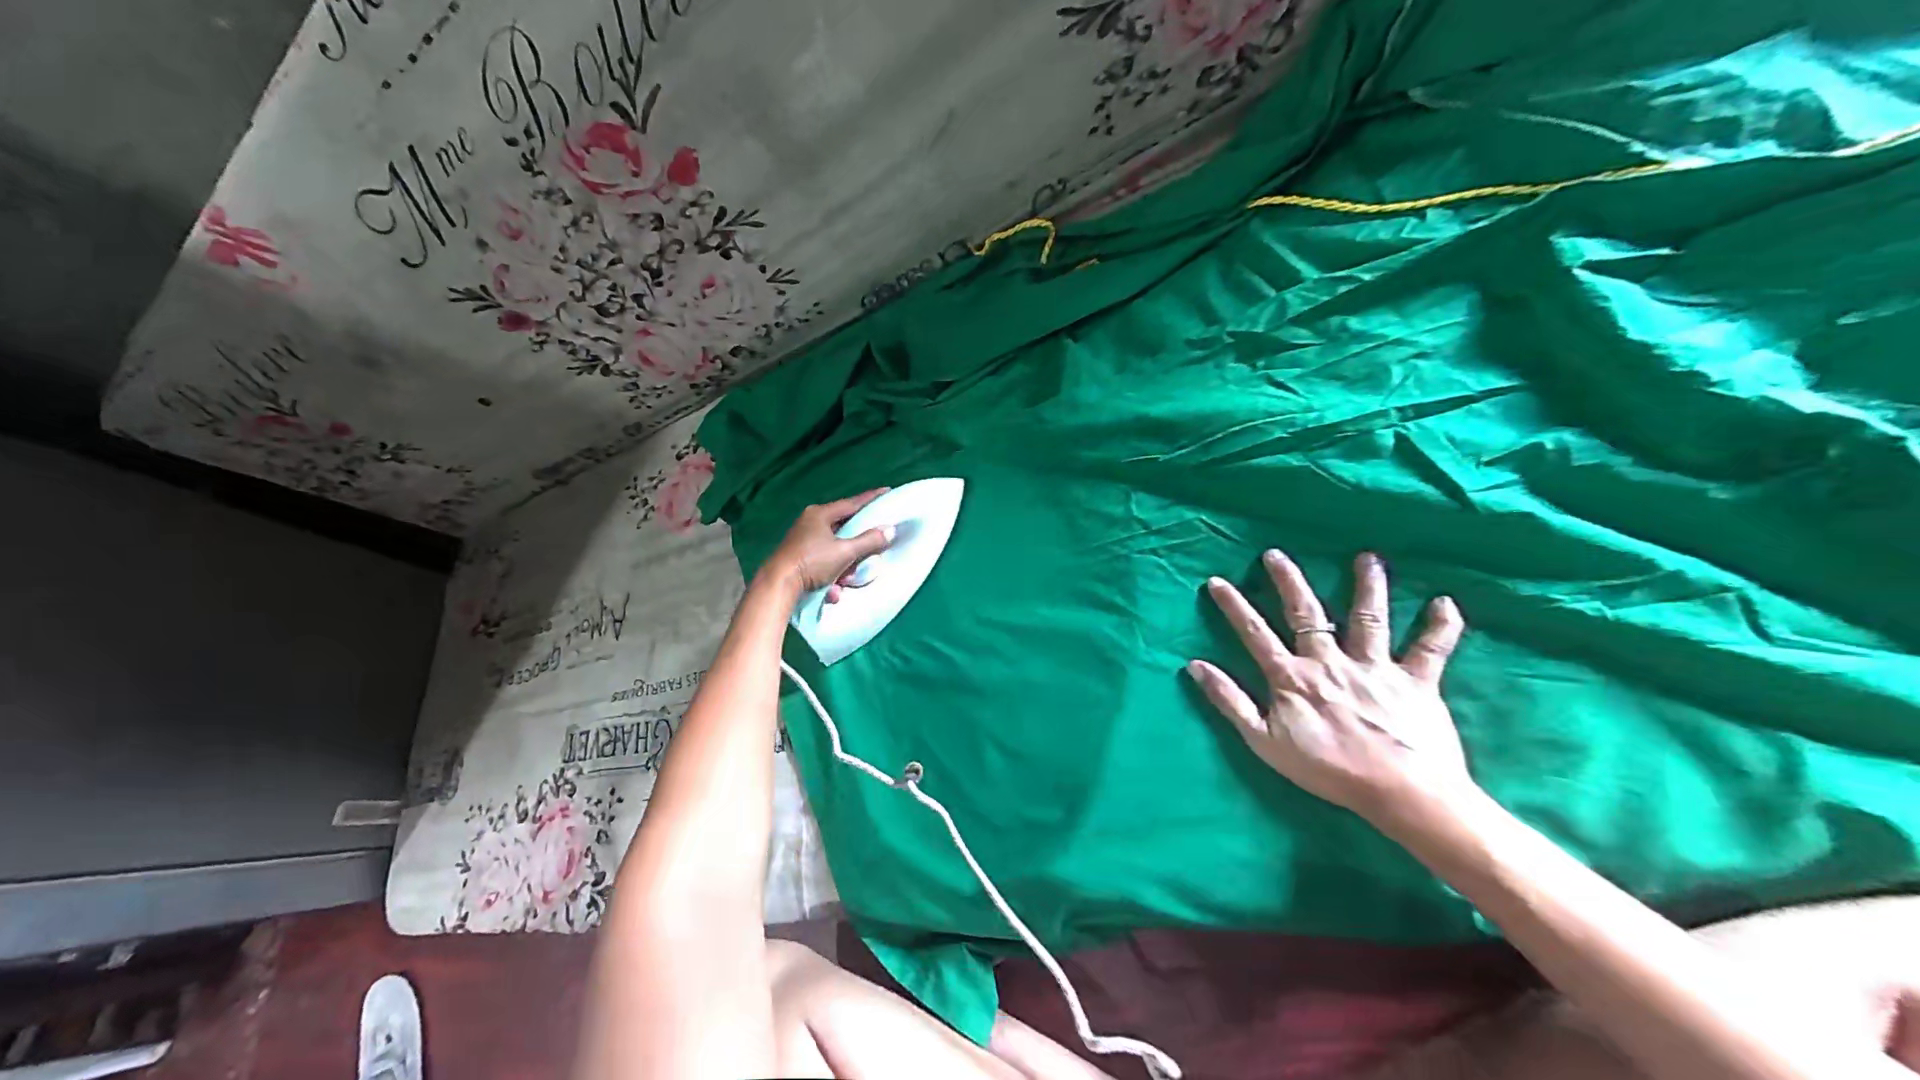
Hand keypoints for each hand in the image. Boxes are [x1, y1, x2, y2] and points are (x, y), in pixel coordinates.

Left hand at [758, 489, 895, 600]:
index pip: (852, 503)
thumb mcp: (845, 552)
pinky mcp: (799, 558)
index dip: (871, 499)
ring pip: (835, 549)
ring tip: (845, 580)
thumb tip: (889, 530)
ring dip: (844, 567)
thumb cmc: (812, 562)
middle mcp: (810, 523)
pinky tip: (831, 590)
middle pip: (844, 529)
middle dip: (858, 547)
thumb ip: (869, 541)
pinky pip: (824, 562)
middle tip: (870, 552)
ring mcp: (803, 540)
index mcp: (820, 514)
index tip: (887, 492)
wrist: (779, 585)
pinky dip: (831, 575)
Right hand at [1186, 549, 1474, 828]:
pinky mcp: (1417, 681)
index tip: (1217, 581)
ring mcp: (1376, 668)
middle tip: (1276, 554)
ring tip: (1368, 558)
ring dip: (1369, 586)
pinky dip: (1441, 626)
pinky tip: (1446, 603)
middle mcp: (1331, 662)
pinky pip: (1431, 649)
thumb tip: (1195, 666)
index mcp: (1293, 678)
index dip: (1234, 606)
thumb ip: (1230, 701)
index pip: (1255, 634)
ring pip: (1369, 618)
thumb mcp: (1264, 742)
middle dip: (1288, 582)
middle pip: (1306, 614)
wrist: (1400, 791)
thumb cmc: (1328, 770)